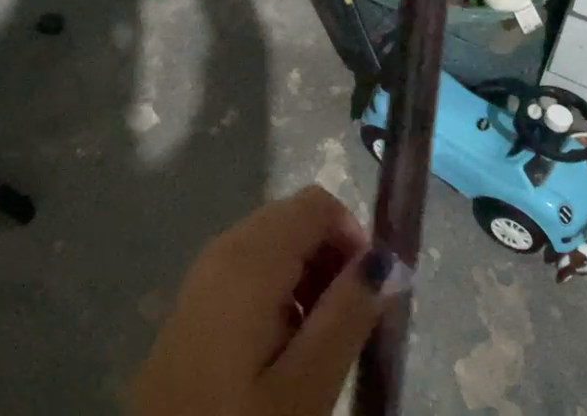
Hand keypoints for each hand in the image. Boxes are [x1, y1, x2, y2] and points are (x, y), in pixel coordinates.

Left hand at [127, 187, 402, 415]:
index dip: (354, 236)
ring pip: (273, 245)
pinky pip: (251, 270)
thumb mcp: (306, 383)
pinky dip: (281, 292)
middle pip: (294, 220)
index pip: (315, 203)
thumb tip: (389, 260)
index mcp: (249, 256)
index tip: (372, 292)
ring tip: (322, 343)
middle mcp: (223, 247)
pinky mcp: (197, 299)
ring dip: (309, 278)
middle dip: (333, 259)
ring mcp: (204, 272)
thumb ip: (349, 314)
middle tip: (350, 323)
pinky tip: (287, 348)